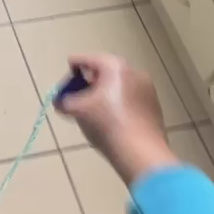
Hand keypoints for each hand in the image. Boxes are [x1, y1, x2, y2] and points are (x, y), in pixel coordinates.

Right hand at [55, 53, 176, 185]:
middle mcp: (133, 71)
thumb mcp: (77, 110)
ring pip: (117, 86)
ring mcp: (147, 88)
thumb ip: (63, 101)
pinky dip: (117, 105)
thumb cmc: (106, 124)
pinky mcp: (154, 106)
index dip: (69, 74)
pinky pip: (129, 99)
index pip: (84, 60)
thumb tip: (59, 101)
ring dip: (103, 96)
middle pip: (102, 72)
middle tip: (76, 101)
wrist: (141, 154)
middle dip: (87, 85)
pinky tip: (112, 123)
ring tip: (93, 114)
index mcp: (113, 65)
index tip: (63, 90)